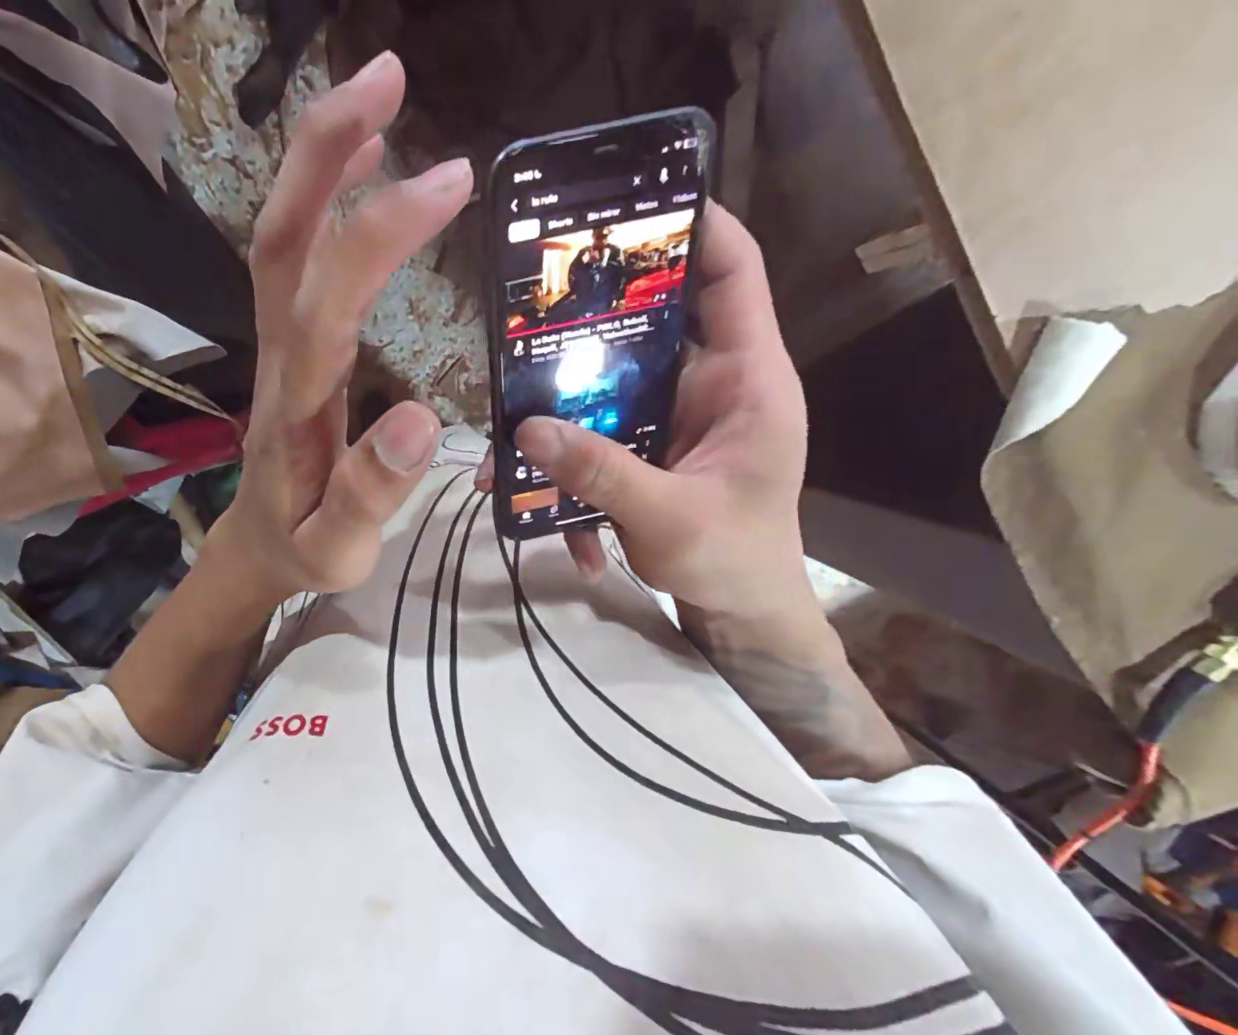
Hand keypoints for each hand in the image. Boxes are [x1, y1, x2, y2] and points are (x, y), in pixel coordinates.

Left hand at [206, 51, 471, 603]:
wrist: (254, 548)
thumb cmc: (300, 549)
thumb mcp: (337, 548)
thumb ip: (369, 494)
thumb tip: (420, 421)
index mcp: (296, 408)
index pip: (327, 309)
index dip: (376, 239)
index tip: (450, 181)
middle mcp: (279, 361)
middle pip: (281, 246)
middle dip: (321, 158)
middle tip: (387, 76)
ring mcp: (278, 347)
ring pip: (281, 243)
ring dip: (319, 162)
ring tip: (380, 90)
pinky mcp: (289, 346)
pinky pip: (295, 263)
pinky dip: (322, 202)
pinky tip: (362, 164)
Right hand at [475, 201, 812, 623]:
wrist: (737, 612)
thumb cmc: (733, 559)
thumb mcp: (670, 518)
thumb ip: (602, 474)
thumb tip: (526, 431)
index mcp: (746, 381)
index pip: (734, 278)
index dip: (701, 230)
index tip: (637, 206)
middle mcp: (705, 385)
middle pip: (647, 327)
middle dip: (586, 325)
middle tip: (526, 317)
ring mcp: (668, 418)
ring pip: (605, 385)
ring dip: (556, 408)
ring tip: (505, 430)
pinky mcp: (640, 448)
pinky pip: (591, 434)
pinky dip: (559, 460)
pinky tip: (529, 500)